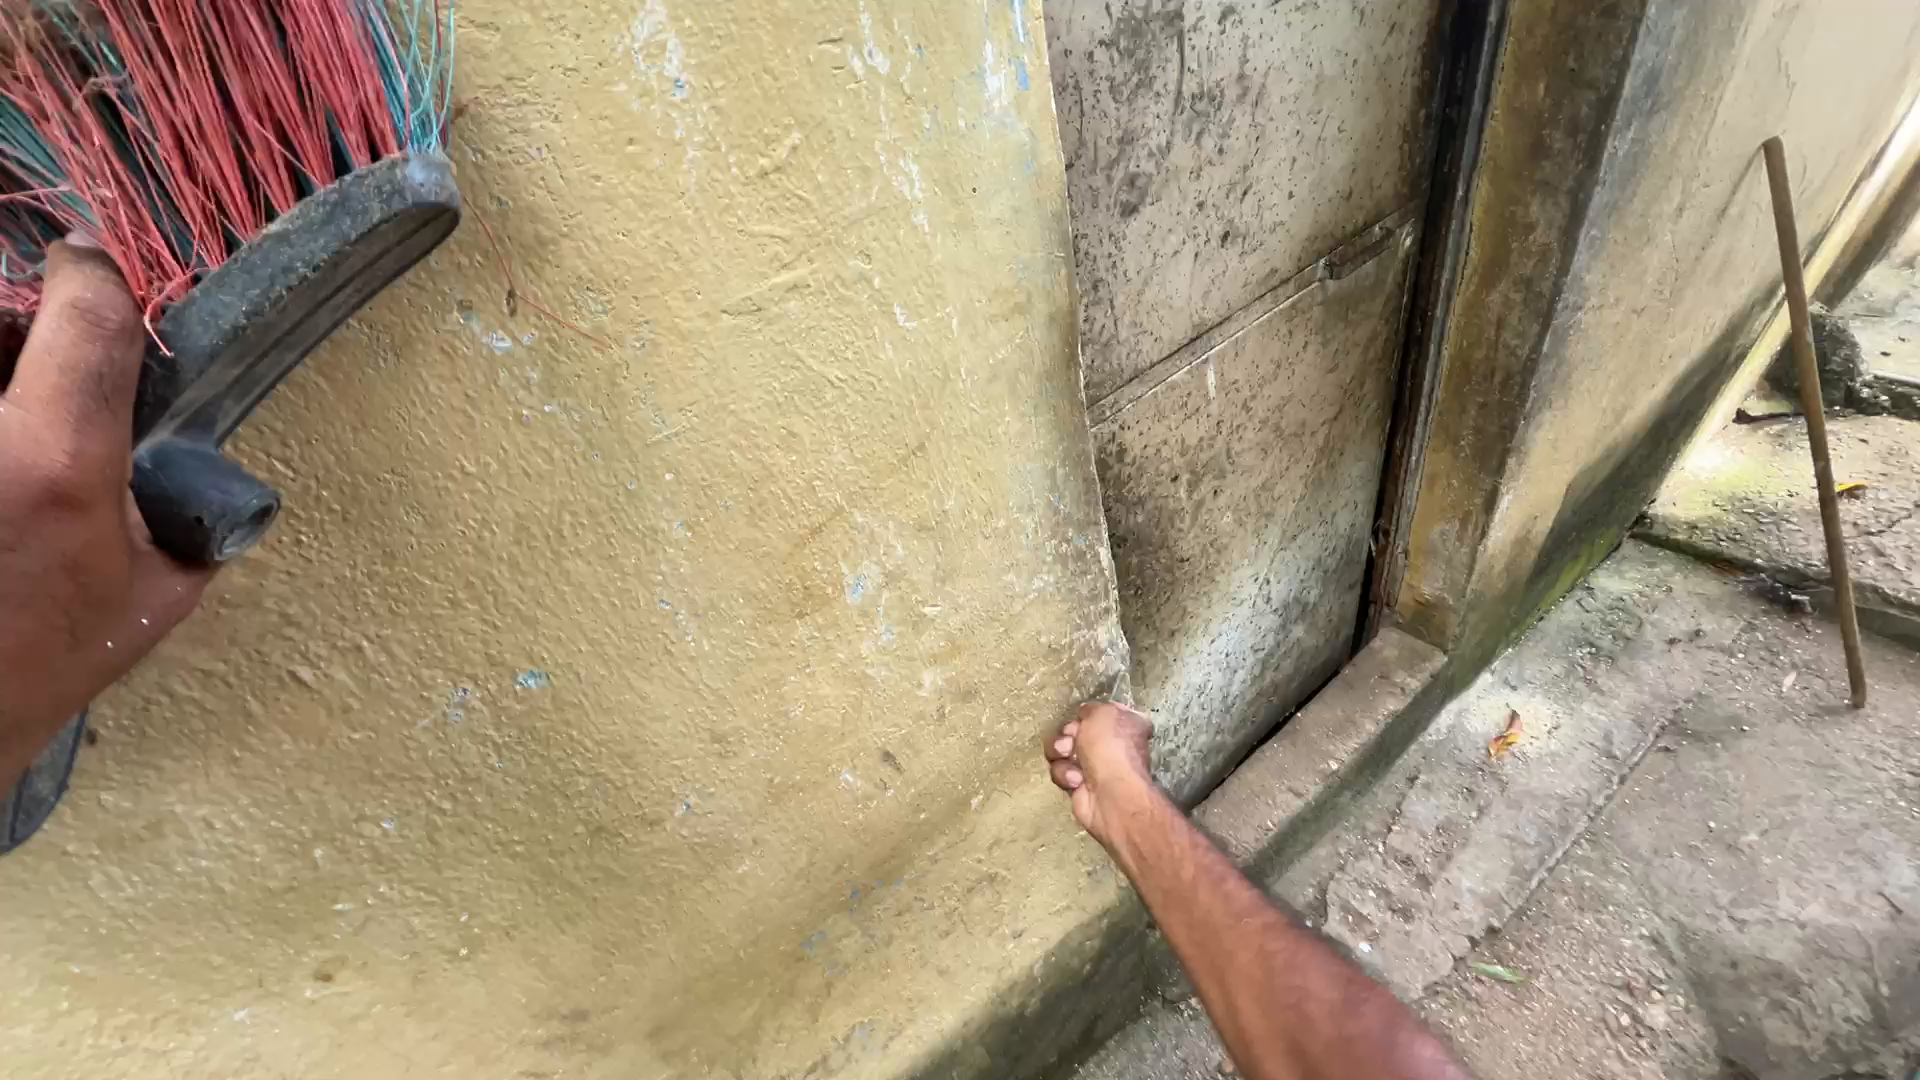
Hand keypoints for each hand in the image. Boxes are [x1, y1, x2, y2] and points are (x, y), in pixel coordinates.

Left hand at [0, 237, 211, 787]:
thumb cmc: (46, 659)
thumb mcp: (161, 587)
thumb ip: (178, 512)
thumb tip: (174, 468)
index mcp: (57, 465)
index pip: (82, 332)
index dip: (93, 286)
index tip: (94, 271)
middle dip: (19, 330)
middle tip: (43, 364)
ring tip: (19, 418)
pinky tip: (11, 461)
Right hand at [1044, 701, 1158, 847]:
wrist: (1109, 794)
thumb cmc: (1111, 748)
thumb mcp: (1103, 713)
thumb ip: (1091, 709)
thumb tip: (1084, 714)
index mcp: (1124, 726)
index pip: (1098, 713)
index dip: (1087, 714)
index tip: (1083, 717)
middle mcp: (1110, 746)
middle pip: (1074, 731)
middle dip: (1067, 733)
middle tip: (1071, 739)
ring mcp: (1093, 767)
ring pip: (1061, 750)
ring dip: (1060, 752)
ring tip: (1070, 758)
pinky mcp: (1077, 785)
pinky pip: (1060, 771)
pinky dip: (1065, 774)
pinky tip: (1077, 780)